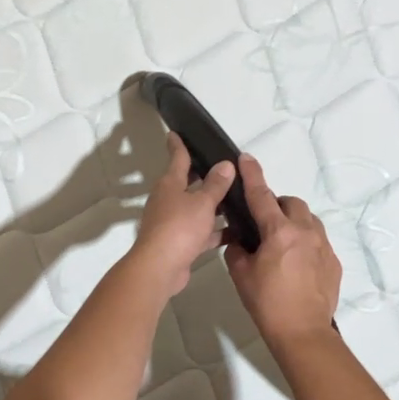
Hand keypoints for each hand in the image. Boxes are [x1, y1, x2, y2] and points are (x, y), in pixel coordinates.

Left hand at [129, 133, 235, 295]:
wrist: (160, 267)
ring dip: (214, 204)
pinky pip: (202, 231)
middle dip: (204, 175)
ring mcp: (173, 222)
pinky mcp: (180, 243)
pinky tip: (236, 230)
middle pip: (188, 183)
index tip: (175, 132)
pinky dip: (216, 230)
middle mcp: (168, 200)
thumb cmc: (180, 227)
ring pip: (197, 208)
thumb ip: (216, 184)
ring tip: (238, 197)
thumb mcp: (202, 202)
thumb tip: (225, 164)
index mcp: (170, 184)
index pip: (177, 158)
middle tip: (224, 166)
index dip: (179, 145)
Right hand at [223, 155, 341, 347]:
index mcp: (279, 232)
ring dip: (293, 222)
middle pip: (291, 203)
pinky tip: (294, 264)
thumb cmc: (267, 303)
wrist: (303, 332)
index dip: (252, 175)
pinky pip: (318, 241)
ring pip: (309, 220)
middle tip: (262, 222)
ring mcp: (323, 246)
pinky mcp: (333, 262)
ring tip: (280, 243)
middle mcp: (305, 232)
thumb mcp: (241, 275)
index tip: (246, 159)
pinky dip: (305, 243)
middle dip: (277, 205)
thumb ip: (238, 250)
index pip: (261, 196)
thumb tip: (240, 241)